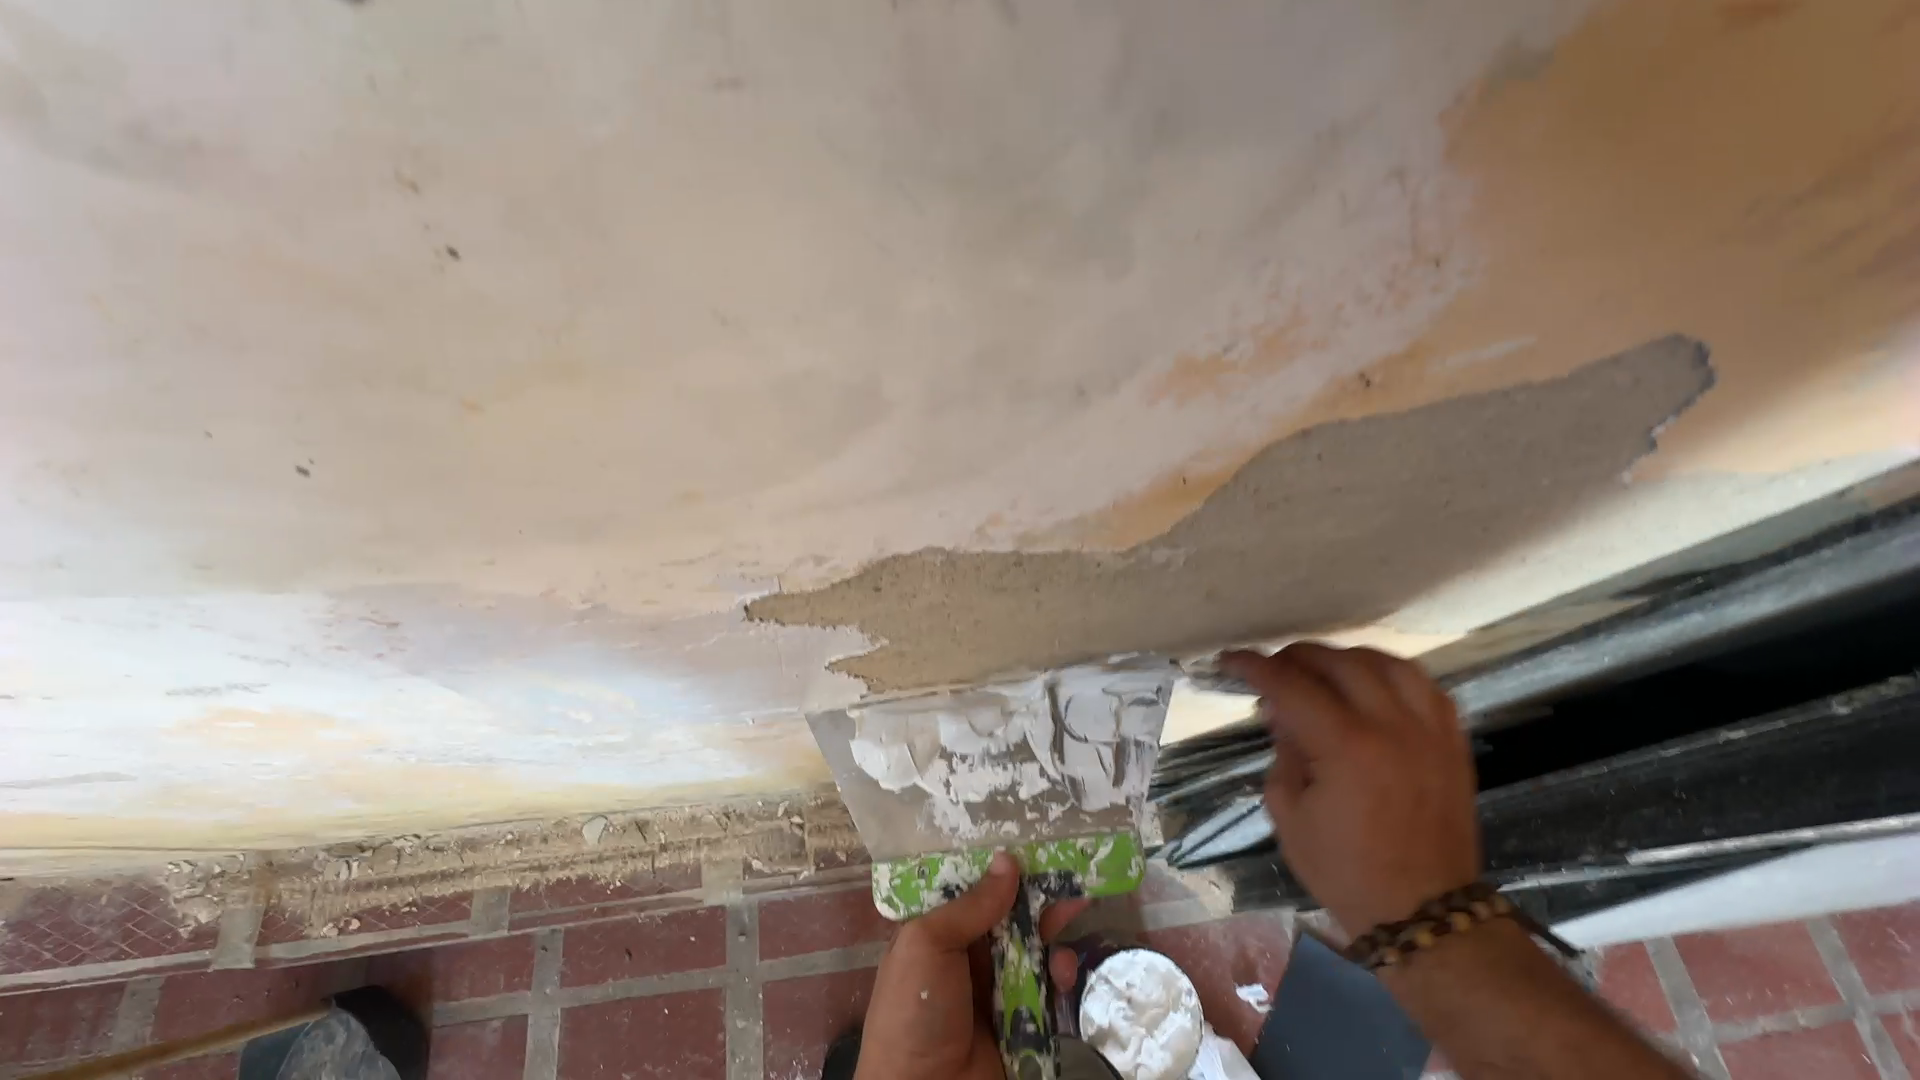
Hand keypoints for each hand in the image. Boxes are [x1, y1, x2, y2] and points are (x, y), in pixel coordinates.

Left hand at [856, 852, 1088, 1079]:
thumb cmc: (914, 1011)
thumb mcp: (926, 946)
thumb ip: (970, 905)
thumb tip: (1008, 860)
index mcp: (933, 933)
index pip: (968, 889)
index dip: (996, 867)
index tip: (1028, 842)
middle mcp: (963, 955)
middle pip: (1006, 913)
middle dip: (1036, 891)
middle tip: (1071, 867)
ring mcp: (993, 989)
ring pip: (1030, 945)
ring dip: (1053, 927)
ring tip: (1077, 906)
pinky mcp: (1020, 1020)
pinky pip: (1045, 986)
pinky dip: (1058, 973)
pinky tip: (1063, 969)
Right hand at [1220, 643, 1480, 933]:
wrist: (1423, 912)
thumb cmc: (1344, 870)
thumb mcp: (1289, 814)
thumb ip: (1283, 753)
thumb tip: (1280, 712)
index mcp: (1346, 748)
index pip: (1291, 686)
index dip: (1254, 667)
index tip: (1230, 660)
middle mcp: (1392, 727)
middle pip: (1339, 663)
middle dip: (1297, 657)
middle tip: (1273, 668)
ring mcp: (1429, 732)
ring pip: (1387, 664)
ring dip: (1346, 658)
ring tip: (1322, 670)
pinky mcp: (1453, 744)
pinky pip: (1425, 687)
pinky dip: (1392, 675)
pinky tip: (1372, 685)